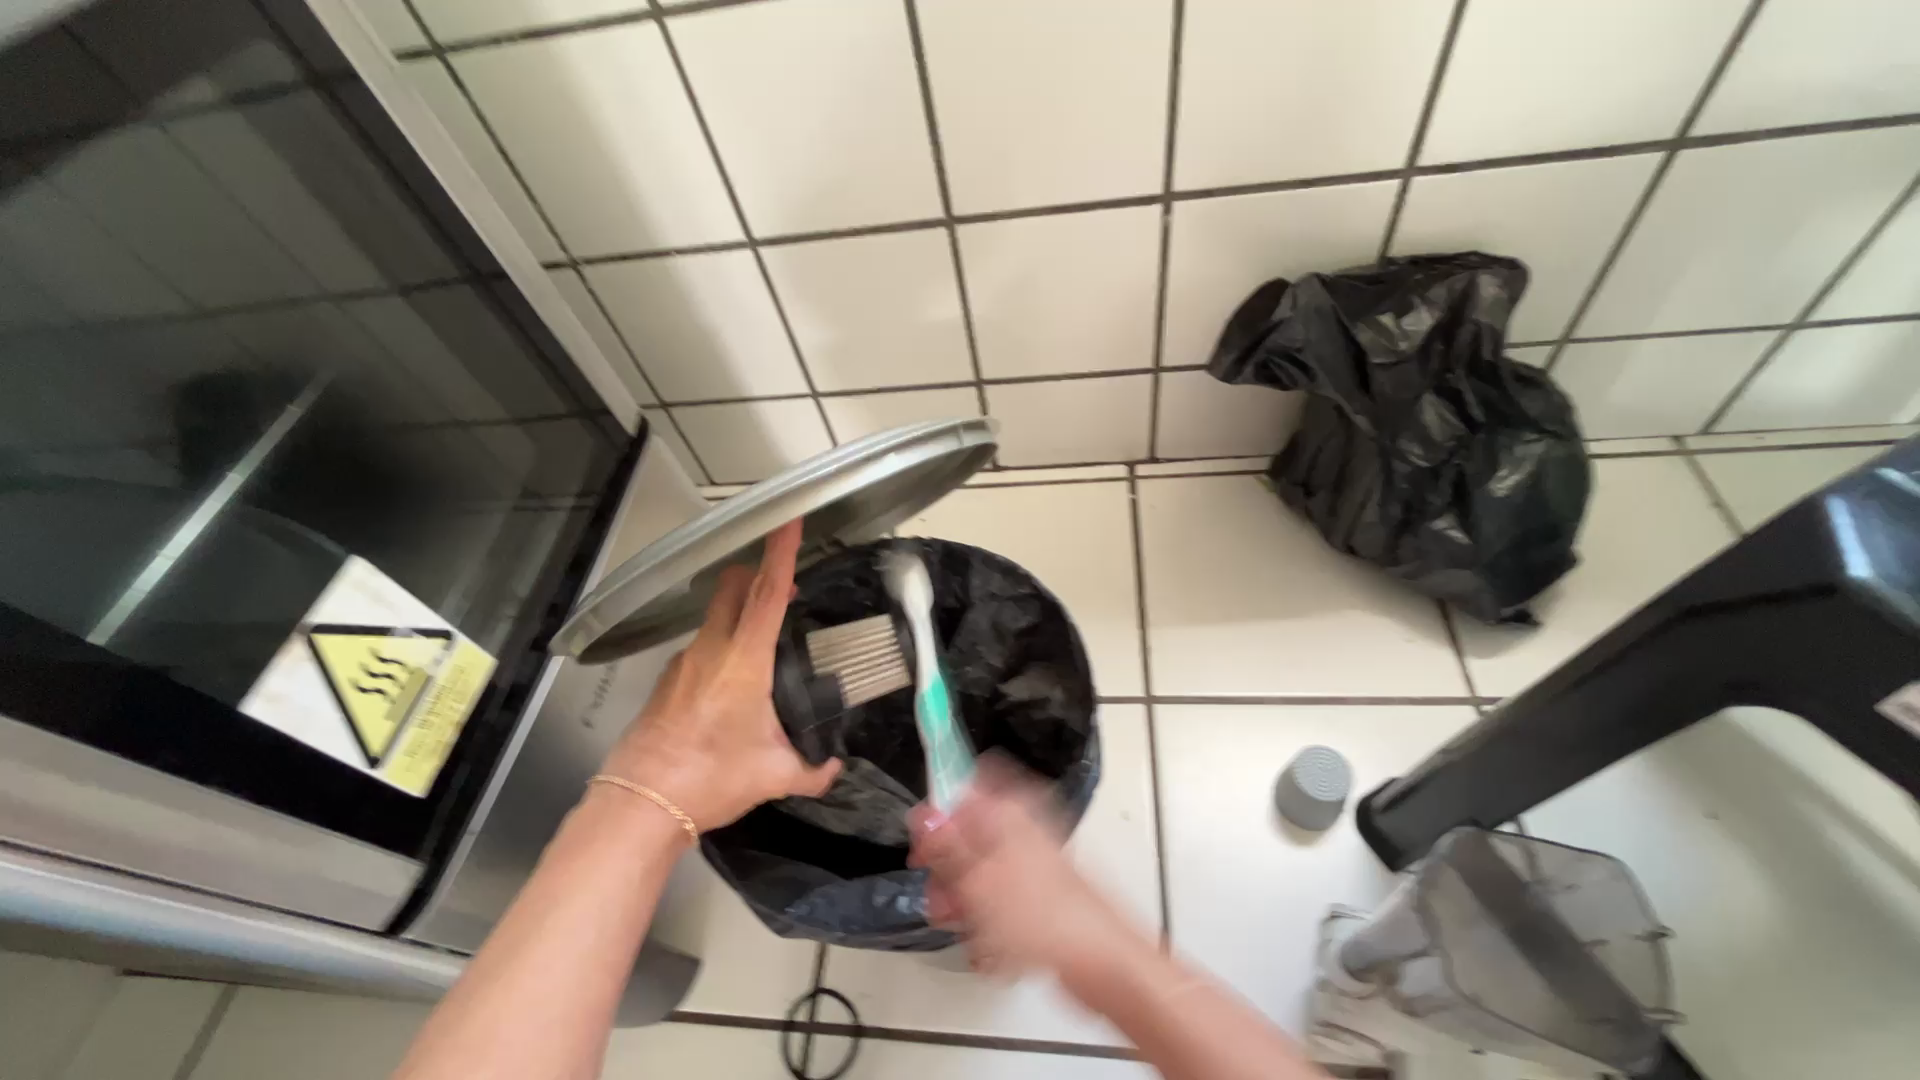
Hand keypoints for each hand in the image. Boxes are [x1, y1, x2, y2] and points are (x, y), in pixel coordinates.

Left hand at [598, 520, 840, 831]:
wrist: (640, 803)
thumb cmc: (711, 778)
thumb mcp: (774, 775)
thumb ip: (812, 769)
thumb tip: (832, 768)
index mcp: (744, 660)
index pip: (768, 592)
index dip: (782, 553)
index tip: (789, 520)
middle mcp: (711, 649)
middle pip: (734, 587)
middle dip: (759, 574)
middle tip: (786, 588)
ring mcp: (683, 662)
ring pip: (716, 616)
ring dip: (740, 614)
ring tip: (766, 650)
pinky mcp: (667, 680)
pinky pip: (701, 647)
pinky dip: (722, 648)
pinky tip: (733, 687)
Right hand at [909, 756, 1139, 979]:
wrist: (1099, 960)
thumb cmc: (1041, 916)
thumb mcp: (977, 880)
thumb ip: (946, 846)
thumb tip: (923, 814)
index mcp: (1007, 812)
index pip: (962, 791)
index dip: (937, 817)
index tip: (923, 849)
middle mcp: (1021, 832)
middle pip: (967, 839)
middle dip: (949, 874)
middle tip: (942, 901)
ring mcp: (1031, 866)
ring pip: (980, 877)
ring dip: (966, 906)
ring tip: (969, 932)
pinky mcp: (1039, 899)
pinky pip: (999, 906)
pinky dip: (990, 926)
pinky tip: (992, 951)